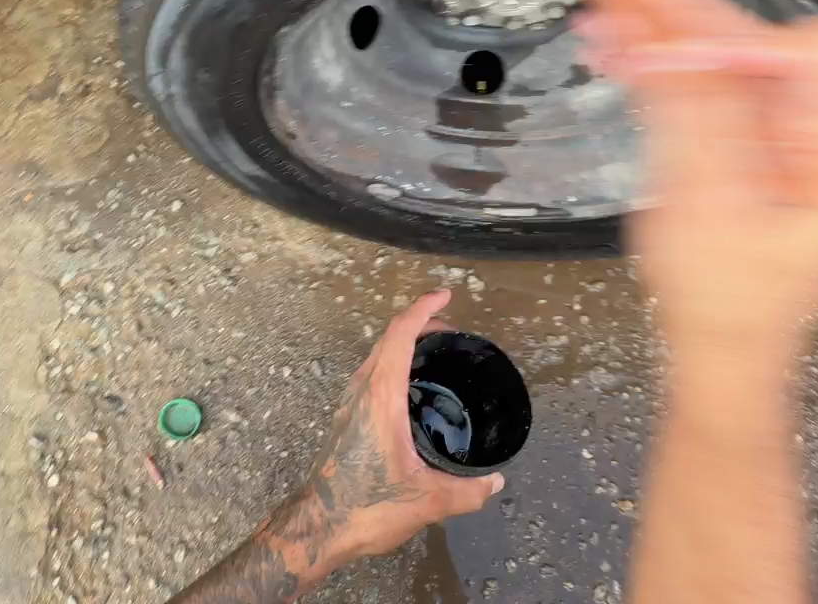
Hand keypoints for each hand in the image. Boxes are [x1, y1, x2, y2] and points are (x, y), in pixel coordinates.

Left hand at [169, 290, 501, 603]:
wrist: (320, 524)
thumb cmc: (367, 505)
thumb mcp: (427, 501)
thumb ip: (468, 492)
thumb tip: (496, 482)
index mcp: (381, 394)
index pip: (400, 334)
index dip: (423, 308)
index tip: (445, 294)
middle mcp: (363, 387)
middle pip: (389, 336)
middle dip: (419, 320)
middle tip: (451, 325)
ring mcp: (351, 398)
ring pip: (378, 351)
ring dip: (405, 338)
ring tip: (435, 347)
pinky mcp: (348, 412)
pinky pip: (373, 368)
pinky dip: (395, 357)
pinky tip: (412, 381)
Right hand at [576, 0, 817, 360]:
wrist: (718, 336)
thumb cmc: (730, 298)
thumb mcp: (710, 206)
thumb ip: (692, 115)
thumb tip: (665, 44)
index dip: (740, 39)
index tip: (667, 40)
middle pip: (769, 37)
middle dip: (686, 11)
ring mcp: (801, 129)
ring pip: (733, 47)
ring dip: (664, 27)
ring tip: (606, 6)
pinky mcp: (760, 130)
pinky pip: (711, 74)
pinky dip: (661, 56)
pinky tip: (622, 45)